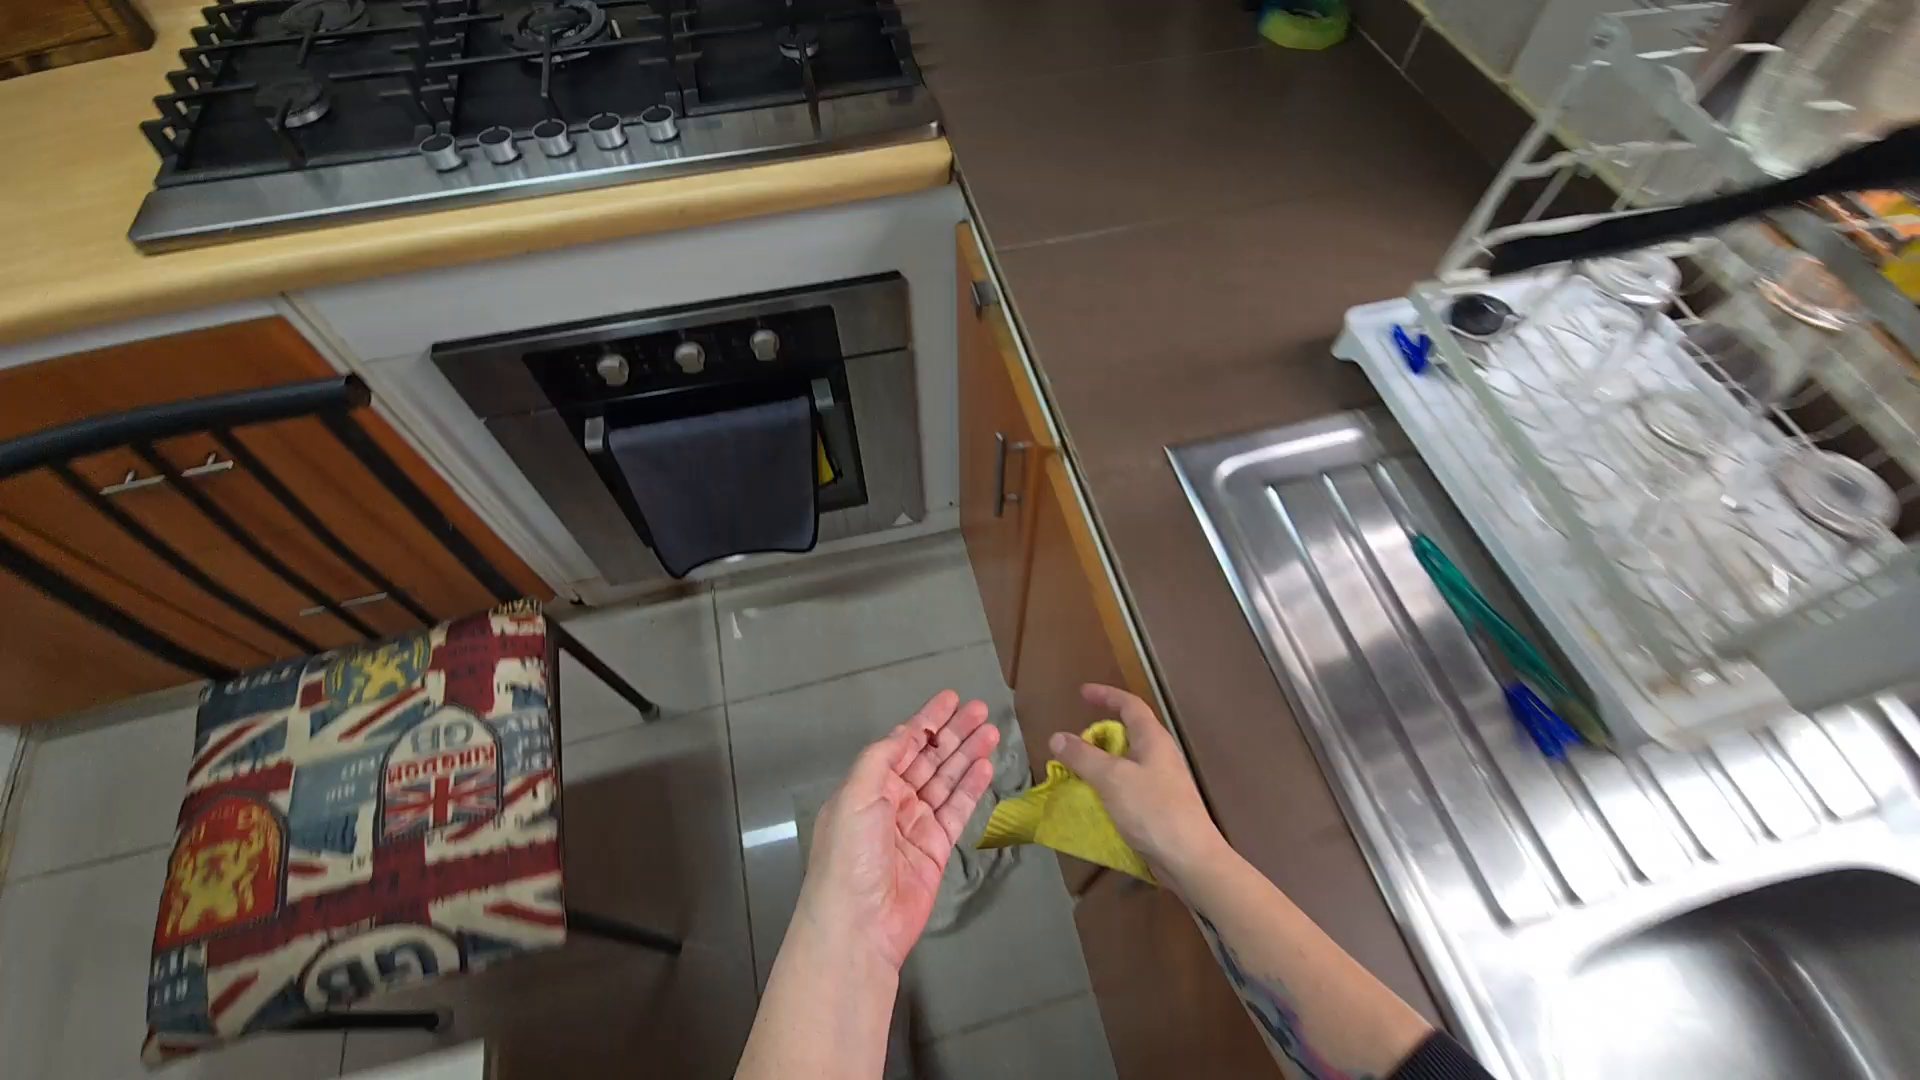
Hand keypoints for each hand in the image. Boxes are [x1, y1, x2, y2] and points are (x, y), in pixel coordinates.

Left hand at [795, 690, 999, 970]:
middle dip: (953, 733)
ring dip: (967, 755)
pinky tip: (986, 766)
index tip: (951, 698)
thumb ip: (881, 758)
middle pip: (928, 758)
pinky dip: (971, 787)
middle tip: (981, 709)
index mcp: (867, 786)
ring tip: (991, 732)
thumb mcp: (855, 796)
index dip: (926, 720)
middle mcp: (891, 801)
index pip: (902, 744)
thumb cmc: (850, 854)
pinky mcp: (936, 849)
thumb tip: (904, 732)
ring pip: (946, 781)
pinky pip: (957, 810)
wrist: (859, 925)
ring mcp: (915, 825)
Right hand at [1048, 684, 1227, 887]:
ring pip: (1126, 762)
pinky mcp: (1159, 807)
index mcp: (1153, 739)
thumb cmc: (1153, 811)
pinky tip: (1094, 801)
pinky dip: (1108, 786)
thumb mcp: (1112, 779)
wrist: (1190, 860)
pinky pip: (1128, 786)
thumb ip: (1083, 756)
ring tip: (1078, 773)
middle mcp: (1160, 755)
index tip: (1082, 693)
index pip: (1130, 705)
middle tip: (1074, 744)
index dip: (1106, 695)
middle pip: (1127, 733)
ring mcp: (1162, 782)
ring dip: (1101, 763)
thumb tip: (1058, 737)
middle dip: (1099, 735)